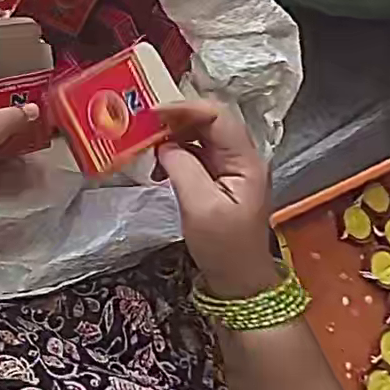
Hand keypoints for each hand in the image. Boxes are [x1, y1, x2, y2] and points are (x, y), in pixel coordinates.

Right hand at [156, 100, 282, 297]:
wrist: (238, 281)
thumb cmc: (224, 247)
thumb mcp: (201, 208)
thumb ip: (183, 169)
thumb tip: (164, 145)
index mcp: (245, 160)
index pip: (218, 116)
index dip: (186, 108)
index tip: (153, 113)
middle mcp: (241, 156)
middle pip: (208, 121)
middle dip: (175, 119)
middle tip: (144, 125)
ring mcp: (230, 166)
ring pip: (199, 135)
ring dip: (172, 136)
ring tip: (147, 146)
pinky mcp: (218, 177)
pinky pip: (194, 152)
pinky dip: (174, 152)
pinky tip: (159, 166)